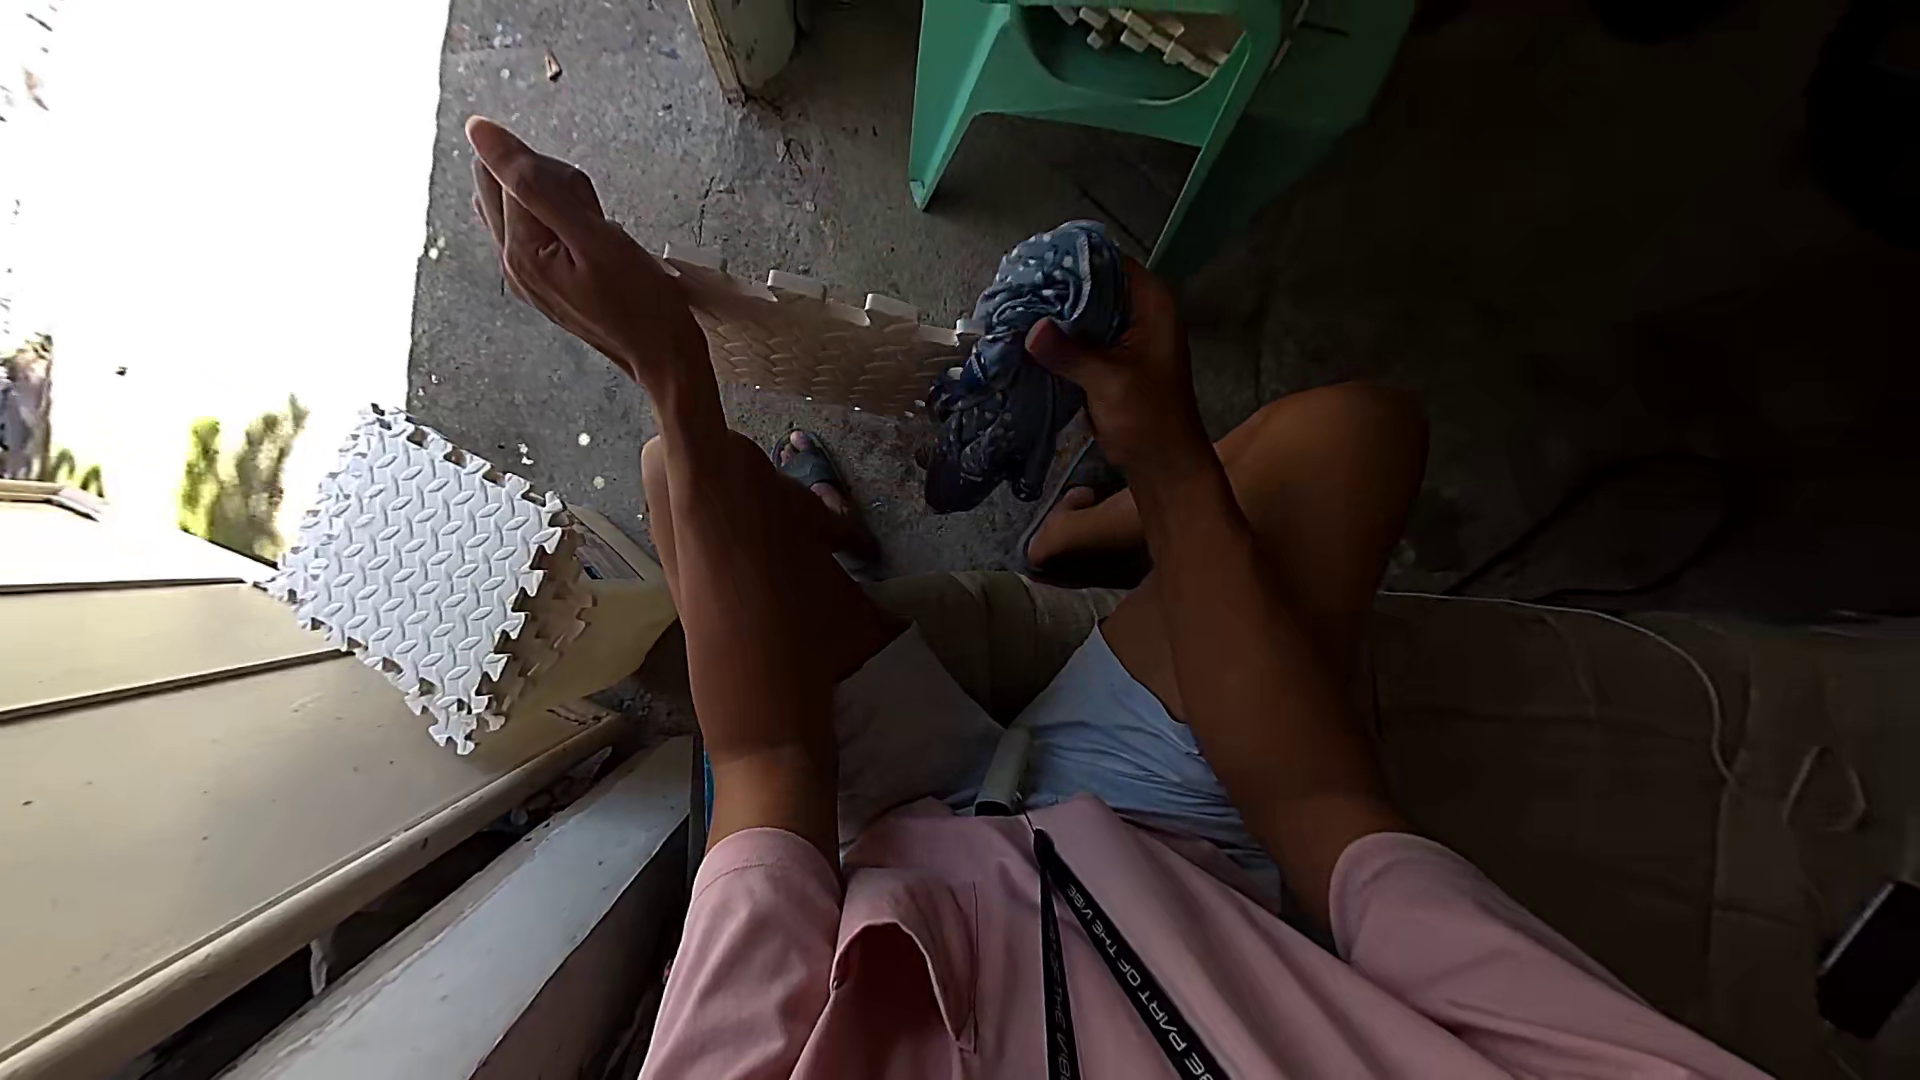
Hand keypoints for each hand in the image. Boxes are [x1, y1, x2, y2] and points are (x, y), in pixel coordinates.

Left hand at [466, 117, 706, 386]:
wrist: (668, 359)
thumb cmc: (645, 308)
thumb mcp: (598, 240)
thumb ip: (537, 185)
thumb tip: (480, 132)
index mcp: (520, 252)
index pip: (511, 173)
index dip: (561, 180)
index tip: (594, 211)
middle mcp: (516, 268)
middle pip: (506, 188)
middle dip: (553, 190)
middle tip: (598, 225)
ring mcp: (532, 281)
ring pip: (525, 211)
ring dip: (562, 211)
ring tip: (601, 242)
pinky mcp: (552, 289)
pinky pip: (543, 238)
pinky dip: (569, 233)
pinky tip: (597, 254)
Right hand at [1023, 260, 1208, 471]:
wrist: (1161, 465)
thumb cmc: (1149, 420)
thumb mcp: (1109, 383)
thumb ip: (1070, 353)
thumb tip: (1030, 329)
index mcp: (1151, 305)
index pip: (1109, 263)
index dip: (1072, 261)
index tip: (1033, 266)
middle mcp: (1138, 314)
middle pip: (1091, 287)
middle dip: (1055, 291)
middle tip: (1015, 291)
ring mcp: (1122, 338)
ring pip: (1082, 315)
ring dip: (1053, 318)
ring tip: (1014, 312)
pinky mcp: (1107, 362)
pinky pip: (1078, 341)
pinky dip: (1057, 342)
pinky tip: (1027, 341)